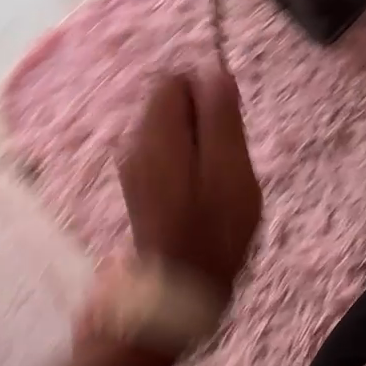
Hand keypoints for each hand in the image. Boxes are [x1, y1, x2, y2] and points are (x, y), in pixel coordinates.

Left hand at [118, 69, 262, 299]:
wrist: (177, 293)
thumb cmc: (212, 227)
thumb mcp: (229, 167)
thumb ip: (221, 116)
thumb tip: (216, 72)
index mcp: (157, 134)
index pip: (174, 79)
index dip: (208, 88)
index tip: (229, 118)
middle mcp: (136, 145)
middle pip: (172, 102)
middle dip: (205, 115)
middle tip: (229, 151)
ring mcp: (135, 168)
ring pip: (172, 127)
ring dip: (201, 138)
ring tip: (221, 173)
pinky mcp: (141, 188)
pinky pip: (168, 151)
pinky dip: (190, 157)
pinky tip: (206, 187)